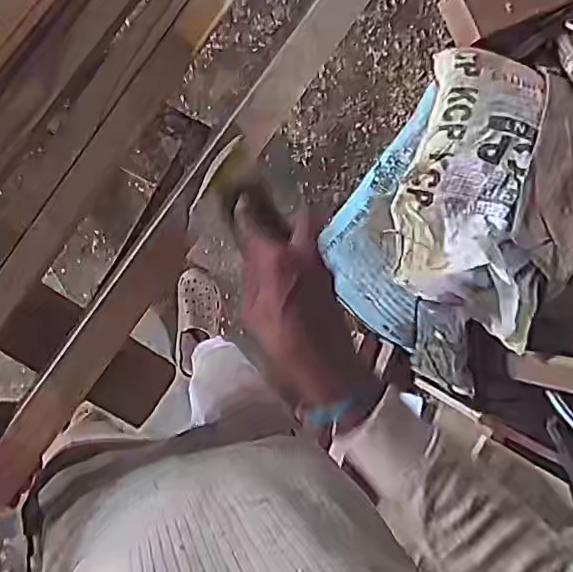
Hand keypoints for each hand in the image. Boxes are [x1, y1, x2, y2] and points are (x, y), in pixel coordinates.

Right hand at [233, 194, 378, 429]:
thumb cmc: (281, 343)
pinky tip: (292, 273)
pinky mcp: (332, 281)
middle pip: (301, 217)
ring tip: (280, 249)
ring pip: (312, 236)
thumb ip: (251, 276)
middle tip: (271, 222)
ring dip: (297, 237)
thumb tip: (251, 257)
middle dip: (286, 215)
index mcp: (276, 259)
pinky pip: (315, 256)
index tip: (240, 203)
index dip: (245, 210)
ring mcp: (322, 266)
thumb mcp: (250, 310)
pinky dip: (303, 257)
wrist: (325, 368)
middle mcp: (304, 254)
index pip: (256, 222)